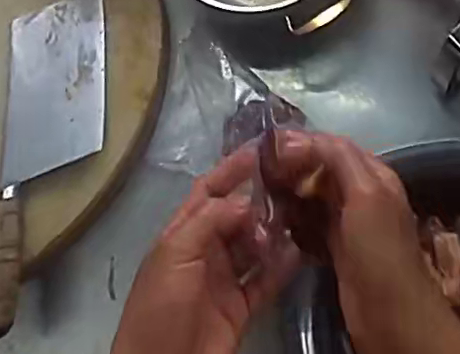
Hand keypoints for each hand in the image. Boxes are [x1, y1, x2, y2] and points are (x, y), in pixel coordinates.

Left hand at [110, 145, 299, 353]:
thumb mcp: (176, 255)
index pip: (209, 189)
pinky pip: (265, 280)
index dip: (232, 168)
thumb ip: (209, 220)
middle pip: (236, 214)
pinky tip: (299, 250)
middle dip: (260, 199)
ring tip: (299, 213)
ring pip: (254, 244)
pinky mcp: (240, 309)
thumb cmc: (160, 309)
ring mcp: (223, 279)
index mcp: (183, 232)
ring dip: (273, 230)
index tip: (261, 150)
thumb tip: (246, 199)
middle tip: (290, 184)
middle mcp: (205, 250)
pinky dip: (282, 266)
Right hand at [266, 132, 459, 353]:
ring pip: (315, 194)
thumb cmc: (380, 251)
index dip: (304, 142)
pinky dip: (294, 216)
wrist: (393, 319)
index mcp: (374, 173)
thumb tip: (299, 139)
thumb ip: (339, 160)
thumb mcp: (365, 194)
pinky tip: (274, 217)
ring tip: (261, 189)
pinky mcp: (337, 249)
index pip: (334, 145)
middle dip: (294, 164)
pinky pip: (312, 222)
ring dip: (291, 189)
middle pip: (323, 167)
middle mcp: (362, 192)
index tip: (270, 145)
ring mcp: (349, 222)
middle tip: (260, 168)